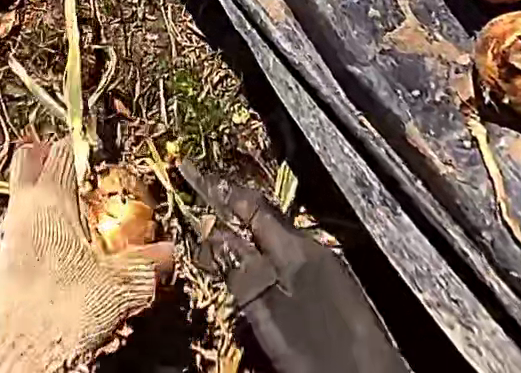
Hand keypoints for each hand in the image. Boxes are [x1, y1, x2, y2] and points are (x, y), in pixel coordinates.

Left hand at [0, 139, 173, 372]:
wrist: (9, 367)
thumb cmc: (58, 312)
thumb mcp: (117, 285)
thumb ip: (147, 263)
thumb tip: (169, 253)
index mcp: (48, 198)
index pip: (64, 148)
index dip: (84, 142)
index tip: (101, 148)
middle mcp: (21, 211)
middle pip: (30, 163)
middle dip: (50, 157)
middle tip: (79, 168)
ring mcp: (5, 240)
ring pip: (23, 199)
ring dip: (45, 198)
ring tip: (76, 213)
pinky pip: (20, 233)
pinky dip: (39, 232)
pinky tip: (61, 254)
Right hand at [179, 160, 410, 372]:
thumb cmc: (320, 350)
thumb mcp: (272, 315)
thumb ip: (244, 273)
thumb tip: (216, 234)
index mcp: (294, 247)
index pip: (251, 206)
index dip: (220, 189)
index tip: (192, 169)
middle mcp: (308, 247)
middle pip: (263, 218)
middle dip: (232, 206)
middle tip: (202, 193)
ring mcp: (322, 266)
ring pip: (274, 237)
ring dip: (246, 230)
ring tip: (219, 226)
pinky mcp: (328, 287)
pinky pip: (285, 256)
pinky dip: (262, 252)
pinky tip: (253, 265)